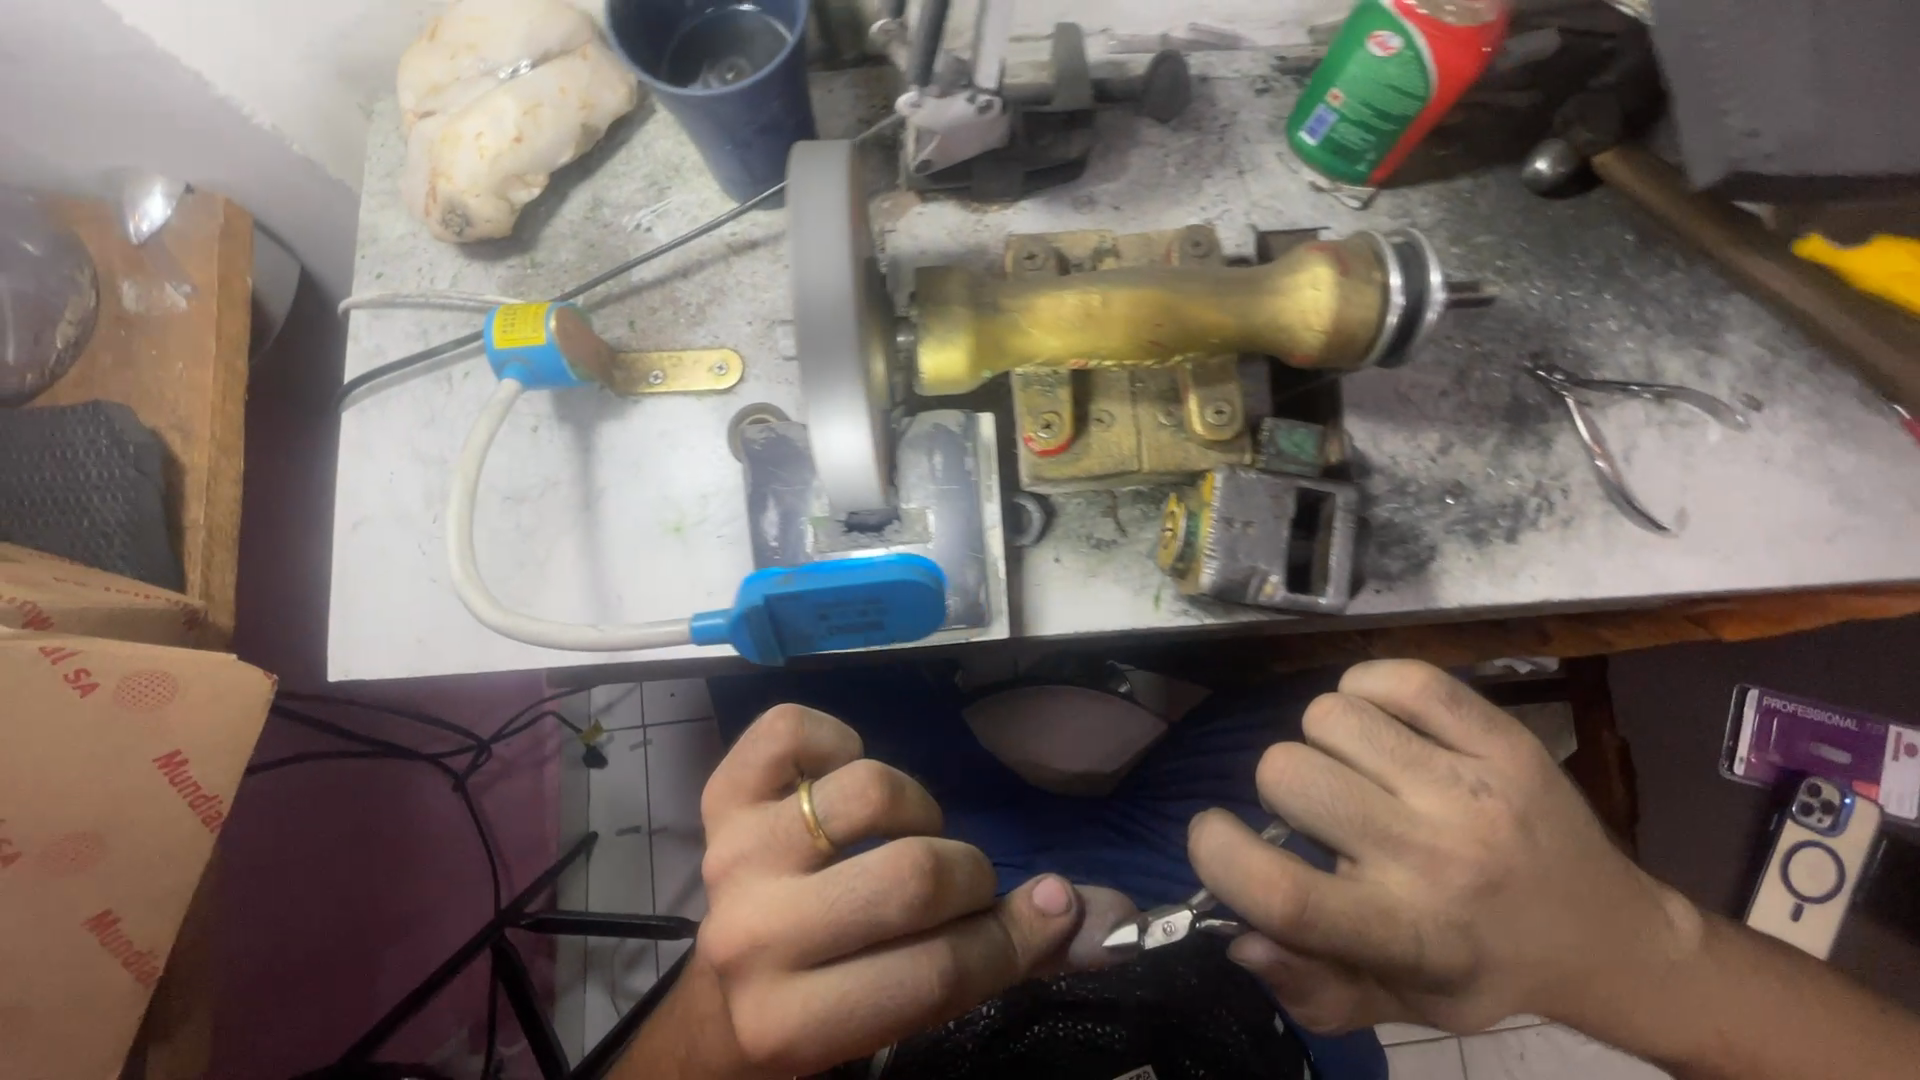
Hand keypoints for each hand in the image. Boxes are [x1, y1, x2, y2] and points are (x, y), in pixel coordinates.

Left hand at [628, 705, 1129, 1079]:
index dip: (1010, 938)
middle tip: (961, 884)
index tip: (1048, 910)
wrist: (719, 1000)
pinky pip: (795, 729)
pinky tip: (841, 782)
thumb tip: (1079, 906)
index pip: (936, 972)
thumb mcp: (901, 1012)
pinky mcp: (722, 796)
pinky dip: (837, 741)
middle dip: (967, 876)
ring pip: (869, 790)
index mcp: (794, 1022)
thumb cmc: (827, 1007)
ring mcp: (735, 856)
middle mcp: (754, 936)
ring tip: (907, 836)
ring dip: (916, 809)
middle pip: (911, 875)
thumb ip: (998, 964)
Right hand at [1189, 660, 1696, 1035]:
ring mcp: (1473, 788)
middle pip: (1286, 772)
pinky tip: (1386, 726)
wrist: (1611, 934)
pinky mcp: (1503, 738)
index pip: (1280, 893)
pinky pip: (1395, 676)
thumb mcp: (1399, 1004)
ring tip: (1360, 769)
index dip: (1217, 853)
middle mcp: (1435, 858)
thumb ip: (1311, 988)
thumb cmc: (1483, 969)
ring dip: (1324, 740)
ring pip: (1328, 715)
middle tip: (1321, 810)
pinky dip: (1369, 690)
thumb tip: (1238, 937)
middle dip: (1281, 788)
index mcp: (1405, 935)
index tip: (1215, 835)